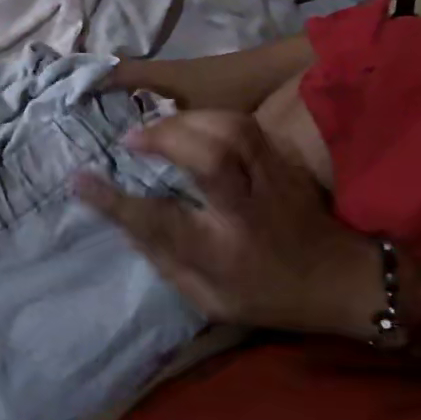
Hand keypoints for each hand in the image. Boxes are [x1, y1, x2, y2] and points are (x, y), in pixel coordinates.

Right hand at [76, 110, 381, 337]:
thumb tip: (127, 225)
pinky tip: (196, 123)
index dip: (115, 201)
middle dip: (164, 138)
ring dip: (189, 119)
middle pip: (209, 157)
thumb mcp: (211, 302)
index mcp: (222, 254)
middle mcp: (246, 212)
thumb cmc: (271, 298)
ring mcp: (272, 182)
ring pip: (234, 131)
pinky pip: (250, 127)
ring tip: (161, 126)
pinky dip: (216, 117)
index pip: (159, 222)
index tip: (79, 180)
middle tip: (133, 138)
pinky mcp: (287, 165)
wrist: (341, 281)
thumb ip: (168, 262)